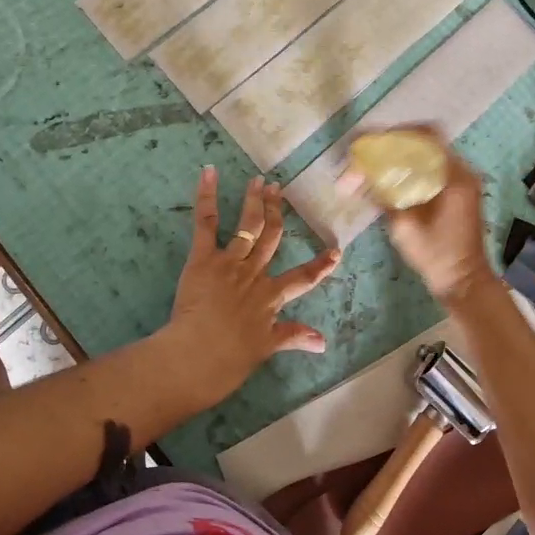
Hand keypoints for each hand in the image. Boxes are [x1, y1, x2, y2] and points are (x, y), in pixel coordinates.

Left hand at [160, 167, 341, 405]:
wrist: (199, 356)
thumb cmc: (229, 361)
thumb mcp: (265, 349)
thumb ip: (292, 337)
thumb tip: (323, 342)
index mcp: (271, 298)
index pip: (302, 279)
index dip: (320, 266)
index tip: (335, 251)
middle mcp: (255, 274)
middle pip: (271, 237)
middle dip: (277, 212)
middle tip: (279, 190)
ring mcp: (231, 263)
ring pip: (248, 225)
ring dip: (254, 201)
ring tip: (259, 181)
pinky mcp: (204, 258)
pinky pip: (207, 222)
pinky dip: (206, 196)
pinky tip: (208, 173)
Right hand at [356, 126, 497, 304]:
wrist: (465, 284)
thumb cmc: (437, 256)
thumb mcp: (404, 226)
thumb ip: (383, 195)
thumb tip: (360, 174)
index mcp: (454, 175)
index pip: (427, 135)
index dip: (398, 132)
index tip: (375, 141)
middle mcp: (462, 172)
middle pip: (426, 142)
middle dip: (395, 145)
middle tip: (369, 154)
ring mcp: (463, 182)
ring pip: (428, 155)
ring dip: (402, 157)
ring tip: (375, 165)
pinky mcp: (458, 193)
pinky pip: (432, 169)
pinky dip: (411, 169)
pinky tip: (391, 180)